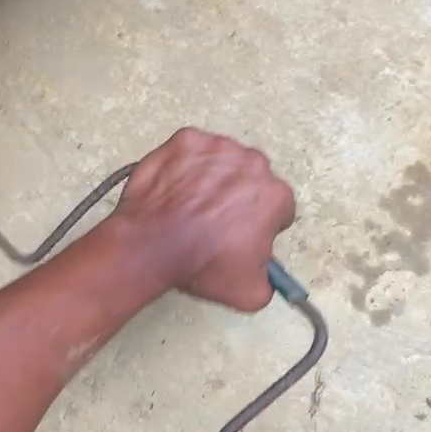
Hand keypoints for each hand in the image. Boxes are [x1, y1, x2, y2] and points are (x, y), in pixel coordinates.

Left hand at [110, 128, 294, 310]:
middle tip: (214, 218)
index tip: (243, 232)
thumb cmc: (201, 263)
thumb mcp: (250, 291)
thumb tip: (265, 274)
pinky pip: (191, 151)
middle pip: (251, 178)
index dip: (261, 222)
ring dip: (213, 176)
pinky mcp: (186, 140)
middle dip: (238, 195)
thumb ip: (269, 278)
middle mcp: (252, 163)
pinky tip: (175, 187)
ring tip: (192, 202)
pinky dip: (185, 164)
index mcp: (274, 196)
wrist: (152, 245)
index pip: (277, 206)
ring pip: (222, 160)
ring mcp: (217, 147)